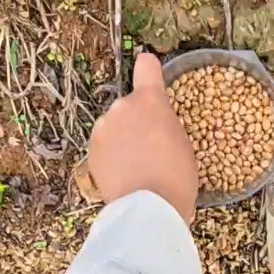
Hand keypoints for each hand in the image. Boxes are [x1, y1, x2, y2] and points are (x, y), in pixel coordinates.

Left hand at [87, 53, 198, 223]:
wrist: (149, 208)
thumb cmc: (177, 177)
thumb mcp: (182, 143)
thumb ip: (165, 124)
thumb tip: (155, 129)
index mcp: (150, 100)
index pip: (146, 66)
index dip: (149, 72)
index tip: (151, 79)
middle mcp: (122, 106)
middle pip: (130, 106)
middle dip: (137, 122)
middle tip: (151, 149)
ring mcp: (103, 128)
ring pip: (115, 127)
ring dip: (122, 139)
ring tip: (136, 167)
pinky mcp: (91, 150)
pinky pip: (105, 146)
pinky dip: (112, 156)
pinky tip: (124, 176)